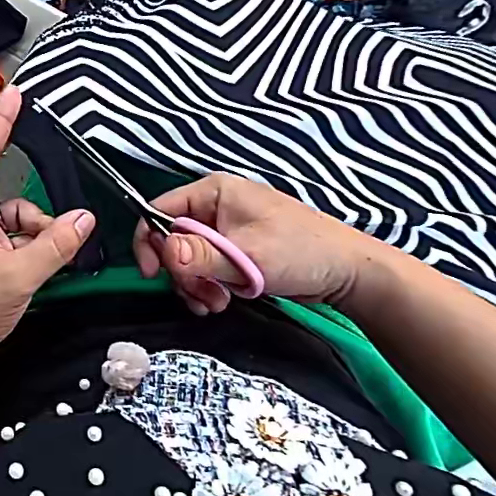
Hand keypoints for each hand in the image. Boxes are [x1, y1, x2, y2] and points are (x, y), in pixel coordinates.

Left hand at [0, 85, 94, 382]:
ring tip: (49, 255)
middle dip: (30, 180)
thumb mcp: (18, 277)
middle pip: (3, 181)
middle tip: (46, 152)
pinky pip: (20, 231)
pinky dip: (37, 242)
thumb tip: (87, 217)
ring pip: (19, 211)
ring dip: (40, 227)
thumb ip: (55, 245)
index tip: (14, 92)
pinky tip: (44, 261)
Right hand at [132, 173, 395, 315]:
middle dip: (181, 273)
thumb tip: (166, 253)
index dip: (151, 242)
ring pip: (186, 260)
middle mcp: (214, 207)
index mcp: (214, 192)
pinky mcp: (233, 252)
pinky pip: (204, 270)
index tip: (154, 275)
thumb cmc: (301, 252)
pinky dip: (207, 288)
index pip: (160, 211)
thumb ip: (203, 256)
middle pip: (172, 240)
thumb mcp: (248, 256)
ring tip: (217, 303)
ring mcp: (224, 231)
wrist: (344, 271)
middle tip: (203, 296)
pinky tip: (223, 301)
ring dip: (195, 286)